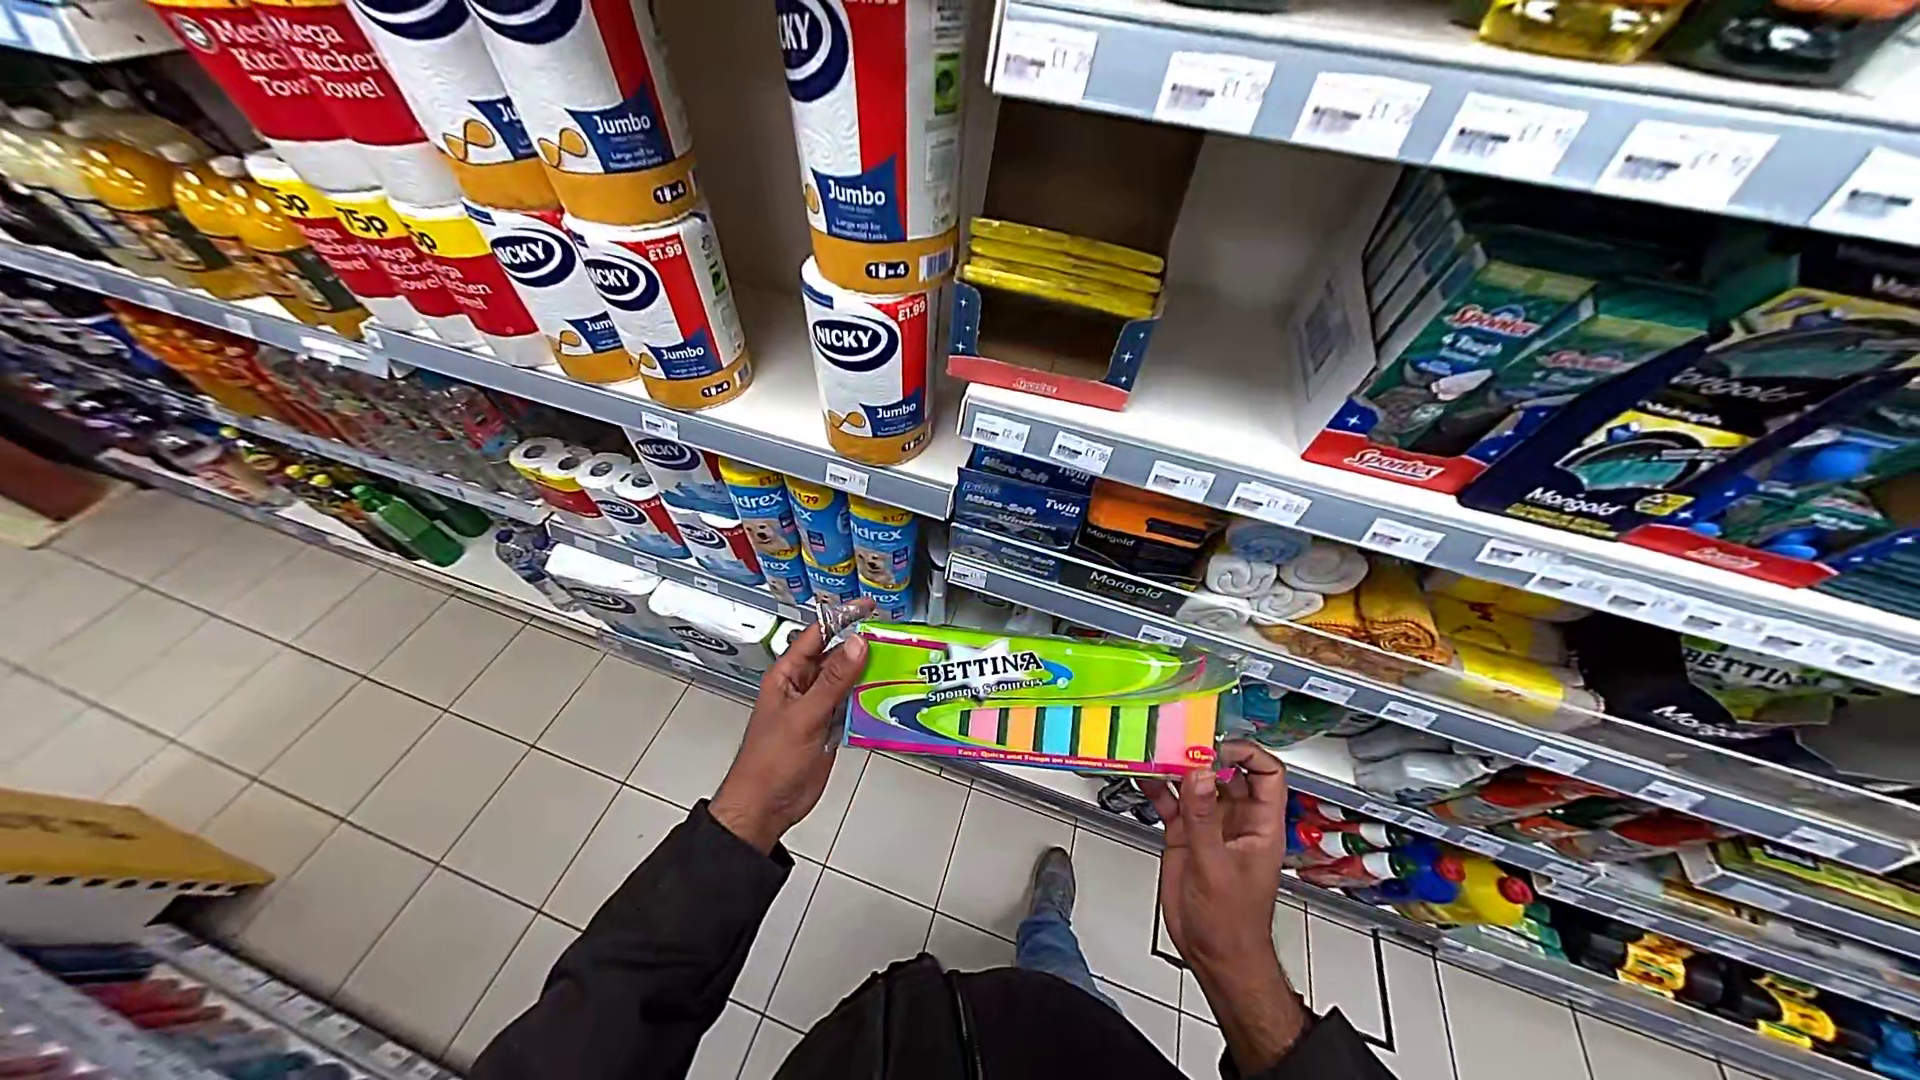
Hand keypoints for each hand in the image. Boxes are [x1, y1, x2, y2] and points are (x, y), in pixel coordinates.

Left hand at [709, 600, 872, 854]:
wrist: (766, 807)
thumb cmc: (767, 763)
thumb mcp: (804, 716)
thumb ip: (833, 681)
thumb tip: (856, 645)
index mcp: (788, 675)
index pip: (818, 634)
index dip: (842, 618)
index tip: (867, 608)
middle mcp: (803, 686)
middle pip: (838, 656)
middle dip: (863, 647)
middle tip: (893, 640)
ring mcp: (817, 707)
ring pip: (849, 681)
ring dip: (869, 676)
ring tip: (896, 667)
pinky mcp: (830, 727)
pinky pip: (854, 706)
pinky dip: (870, 703)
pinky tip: (887, 700)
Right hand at [1142, 741, 1307, 1074]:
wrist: (1212, 954)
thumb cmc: (1232, 923)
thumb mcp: (1216, 867)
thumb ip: (1203, 819)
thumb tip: (1199, 775)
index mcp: (1260, 825)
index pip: (1266, 774)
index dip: (1246, 753)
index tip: (1217, 745)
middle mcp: (1235, 819)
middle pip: (1225, 772)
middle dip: (1204, 754)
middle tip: (1179, 741)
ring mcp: (1208, 825)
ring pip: (1195, 783)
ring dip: (1176, 768)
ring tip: (1156, 752)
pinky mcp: (1185, 834)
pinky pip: (1172, 801)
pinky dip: (1157, 787)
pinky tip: (1144, 776)